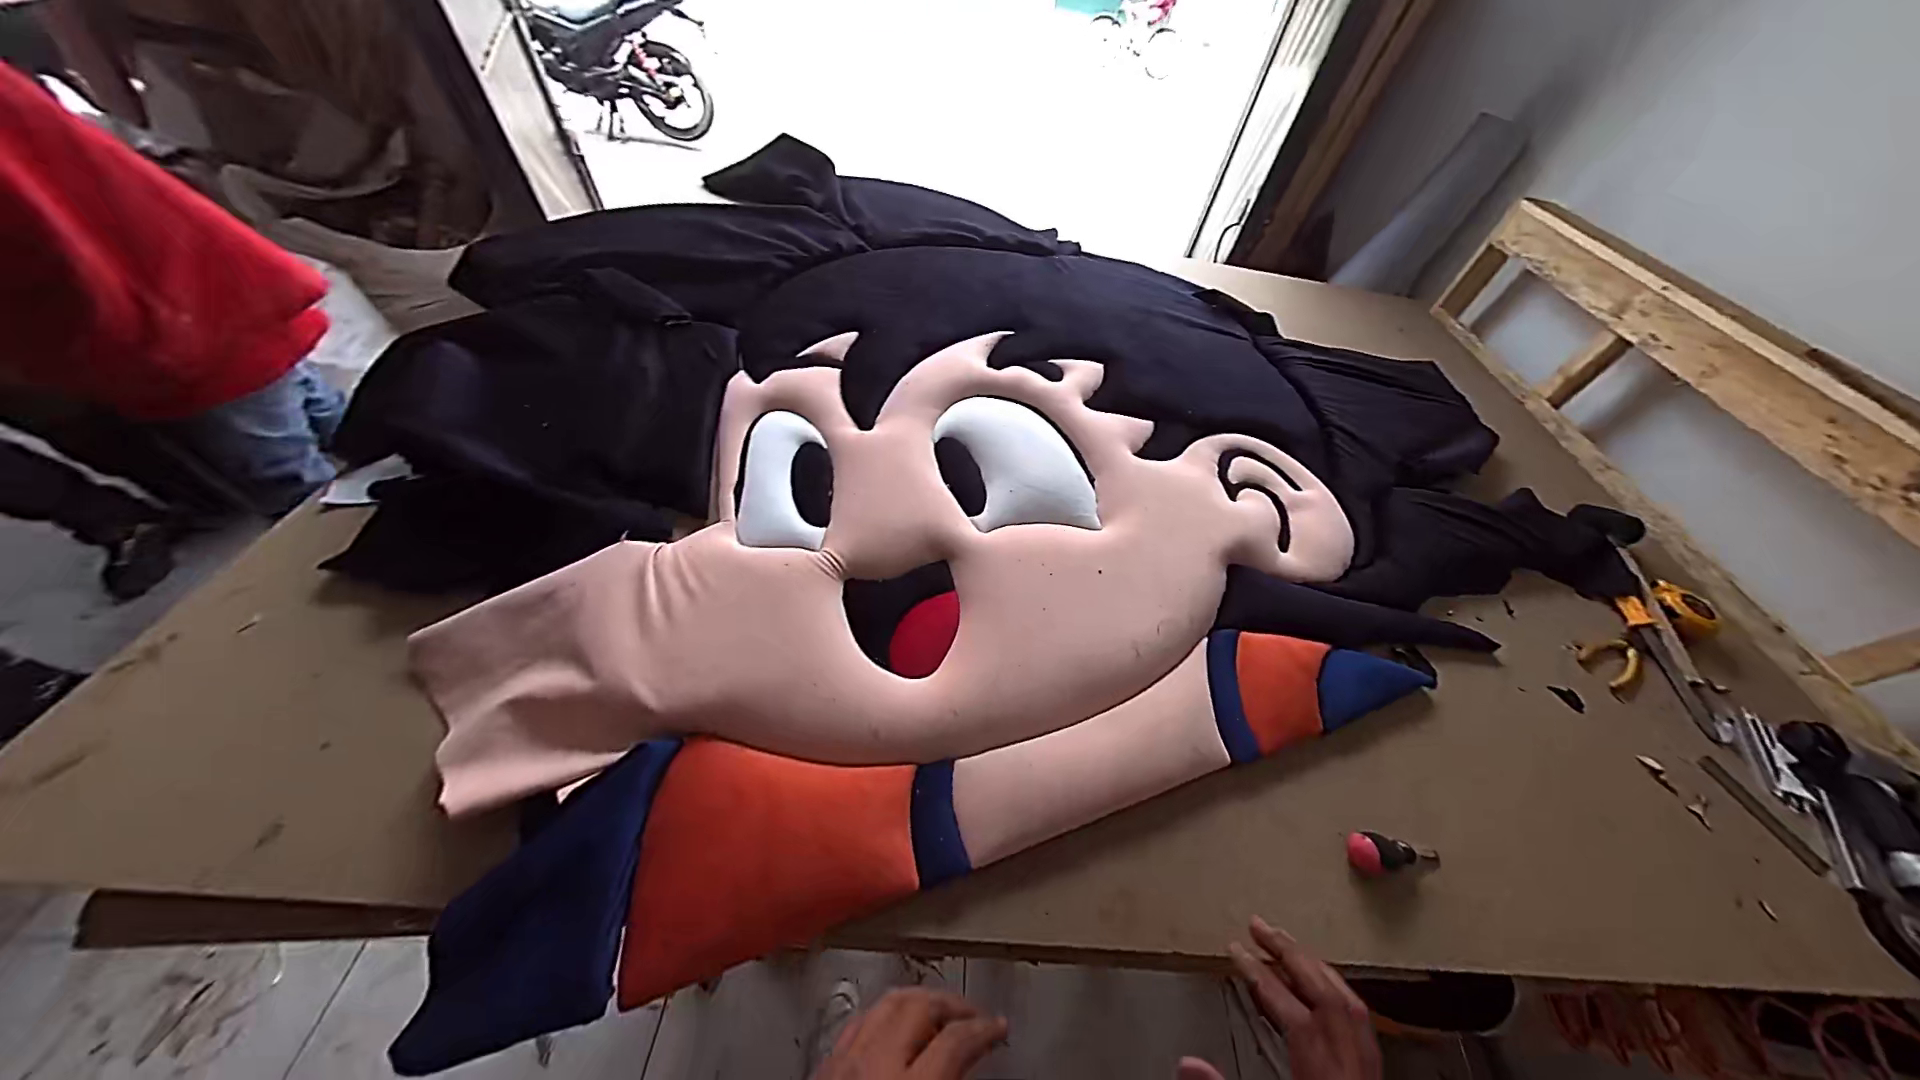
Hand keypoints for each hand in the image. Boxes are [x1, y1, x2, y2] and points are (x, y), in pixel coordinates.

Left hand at [810, 987, 1007, 1079]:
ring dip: (917, 1000)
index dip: (985, 1029)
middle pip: (921, 1006)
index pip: (956, 1041)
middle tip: (972, 1014)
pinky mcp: (822, 1068)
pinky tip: (891, 1023)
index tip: (998, 1026)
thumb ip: (949, 1079)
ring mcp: (842, 1064)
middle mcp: (873, 1066)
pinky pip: (857, 1024)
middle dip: (952, 1004)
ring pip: (886, 1004)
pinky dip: (882, 1015)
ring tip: (936, 1009)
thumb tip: (971, 1059)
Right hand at [1211, 916, 1381, 1079]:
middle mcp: (1351, 1065)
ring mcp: (1369, 1069)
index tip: (1235, 948)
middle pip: (1325, 995)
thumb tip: (1188, 1062)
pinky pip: (1361, 1020)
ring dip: (1314, 965)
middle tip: (1258, 925)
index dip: (1259, 974)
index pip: (1291, 1010)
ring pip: (1349, 1004)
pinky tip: (1322, 983)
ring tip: (1285, 942)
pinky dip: (1338, 989)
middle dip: (1289, 953)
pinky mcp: (1376, 1075)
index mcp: (1323, 1072)